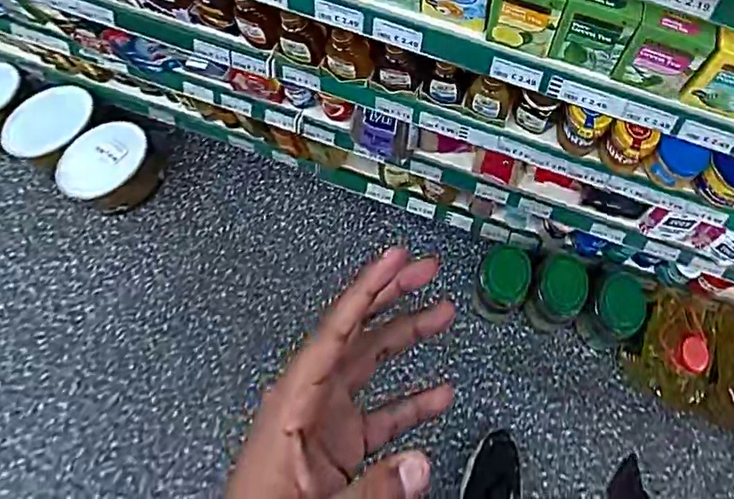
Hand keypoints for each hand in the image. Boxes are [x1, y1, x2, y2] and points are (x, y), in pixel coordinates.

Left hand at [226, 247, 455, 498]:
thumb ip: (370, 484)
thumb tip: (419, 463)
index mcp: (292, 405)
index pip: (336, 328)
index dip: (368, 286)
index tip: (394, 257)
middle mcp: (308, 403)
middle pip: (357, 331)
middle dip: (393, 294)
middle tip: (424, 268)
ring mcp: (323, 422)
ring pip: (372, 361)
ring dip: (408, 335)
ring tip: (442, 313)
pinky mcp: (336, 447)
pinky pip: (381, 409)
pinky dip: (412, 398)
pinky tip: (439, 393)